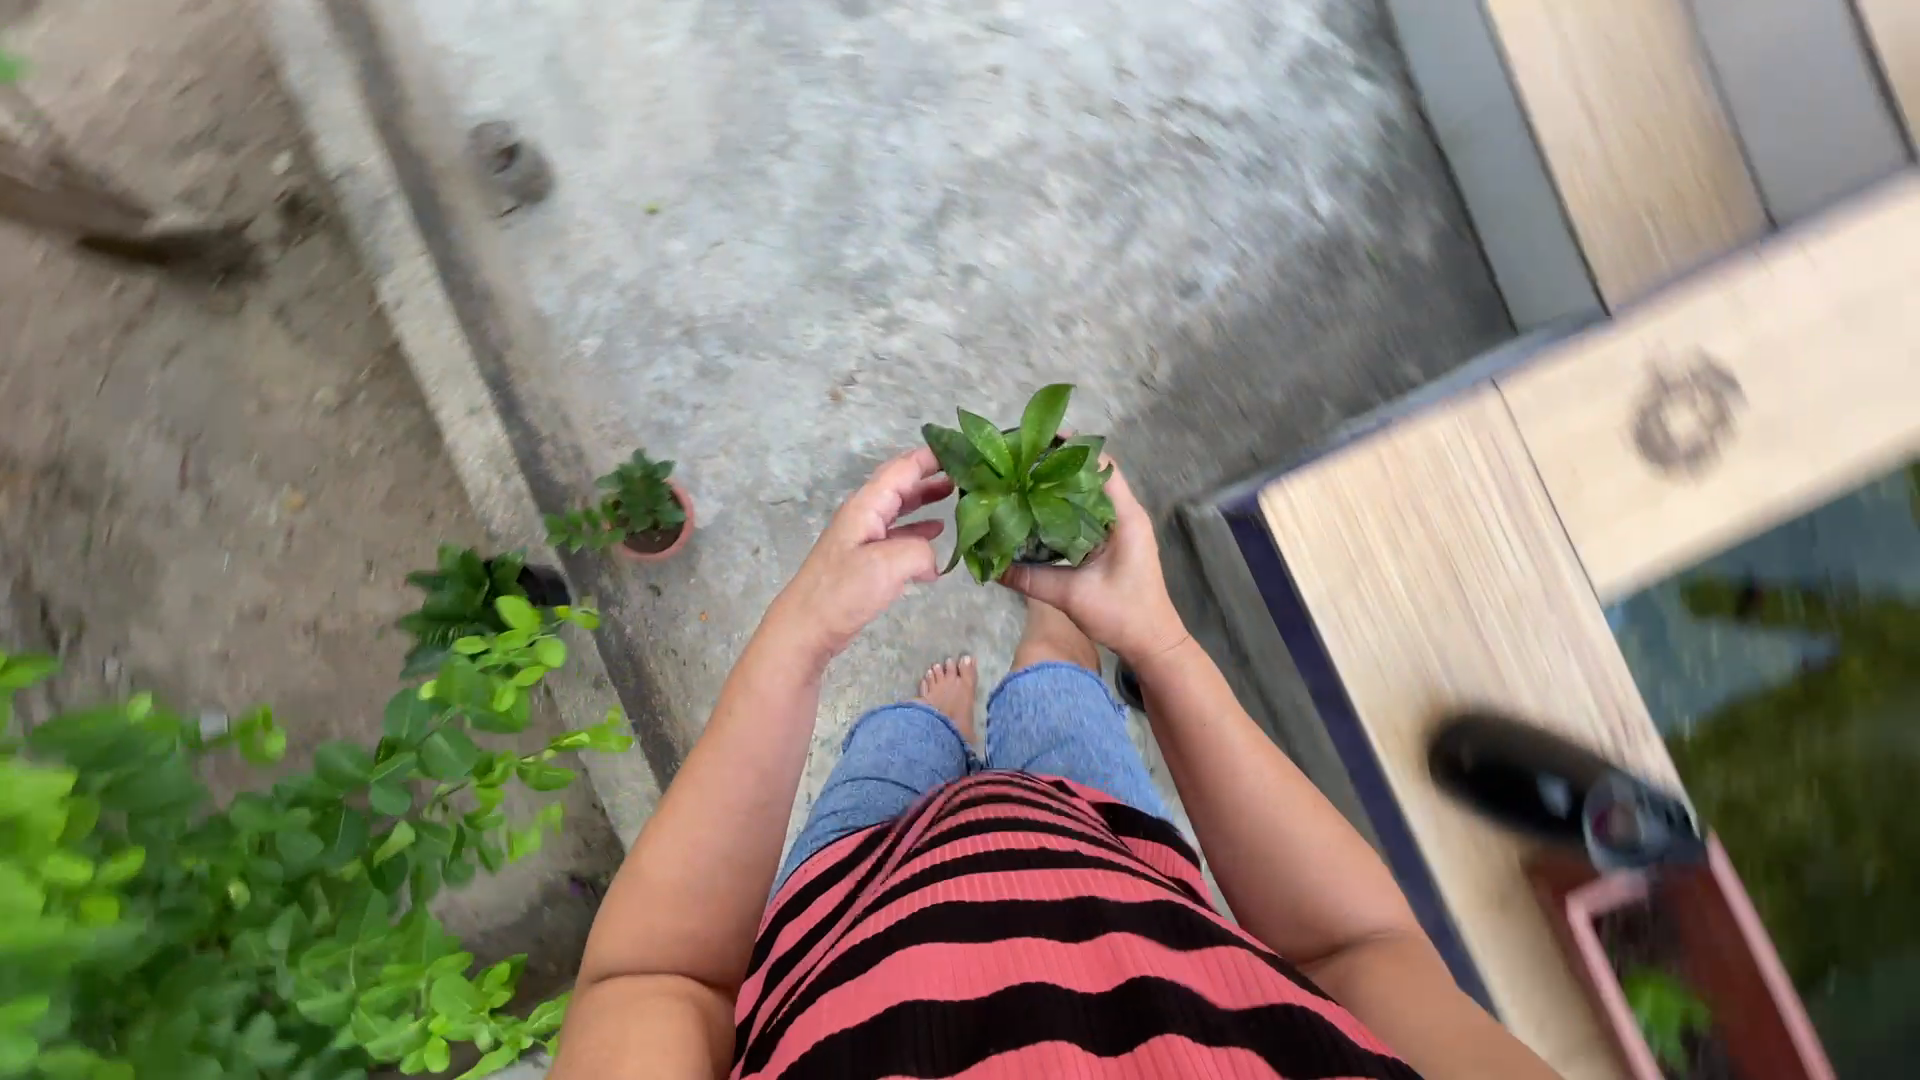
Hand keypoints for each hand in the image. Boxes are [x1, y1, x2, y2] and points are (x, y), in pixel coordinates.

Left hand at [767, 446, 952, 663]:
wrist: (807, 627)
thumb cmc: (843, 590)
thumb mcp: (889, 564)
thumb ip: (920, 551)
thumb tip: (934, 560)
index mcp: (867, 506)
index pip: (901, 469)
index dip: (929, 456)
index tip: (960, 450)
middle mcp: (864, 515)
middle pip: (899, 485)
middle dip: (930, 475)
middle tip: (964, 472)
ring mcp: (863, 538)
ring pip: (899, 509)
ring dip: (925, 501)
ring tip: (954, 495)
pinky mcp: (864, 561)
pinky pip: (897, 536)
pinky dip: (918, 532)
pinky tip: (936, 538)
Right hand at [999, 461, 1189, 665]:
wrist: (1153, 644)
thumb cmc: (1124, 616)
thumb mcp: (1072, 596)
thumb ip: (1031, 579)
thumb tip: (990, 567)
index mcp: (1125, 518)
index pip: (1101, 466)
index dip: (1073, 448)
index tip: (1039, 439)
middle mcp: (1124, 515)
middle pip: (1092, 475)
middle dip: (1058, 465)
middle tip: (1021, 460)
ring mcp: (1119, 529)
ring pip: (1087, 496)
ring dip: (1059, 487)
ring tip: (1022, 480)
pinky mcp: (1112, 543)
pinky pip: (1085, 516)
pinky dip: (1063, 509)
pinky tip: (1035, 513)